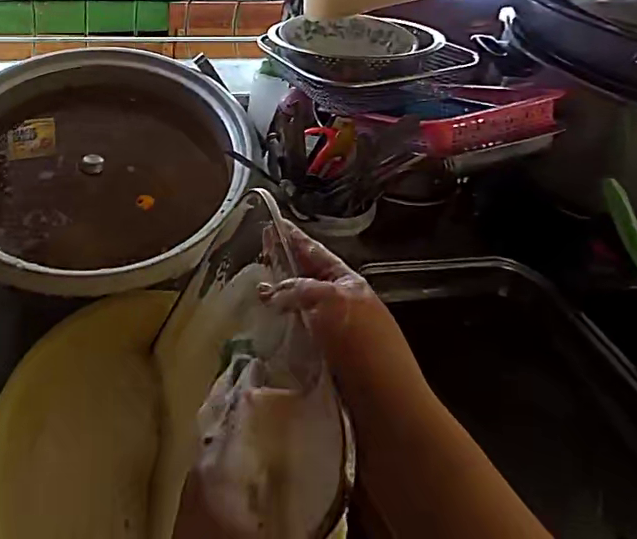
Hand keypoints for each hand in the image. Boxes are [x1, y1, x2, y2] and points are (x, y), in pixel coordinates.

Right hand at [257, 221, 424, 401]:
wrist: (389, 413)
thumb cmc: (364, 347)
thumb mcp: (331, 302)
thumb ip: (298, 289)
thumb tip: (271, 292)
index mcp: (348, 283)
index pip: (315, 252)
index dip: (293, 238)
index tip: (270, 224)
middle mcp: (340, 307)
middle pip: (304, 283)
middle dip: (280, 271)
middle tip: (252, 260)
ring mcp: (332, 340)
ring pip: (298, 315)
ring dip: (276, 308)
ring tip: (248, 299)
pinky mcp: (323, 369)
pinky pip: (296, 346)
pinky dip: (279, 341)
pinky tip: (259, 341)